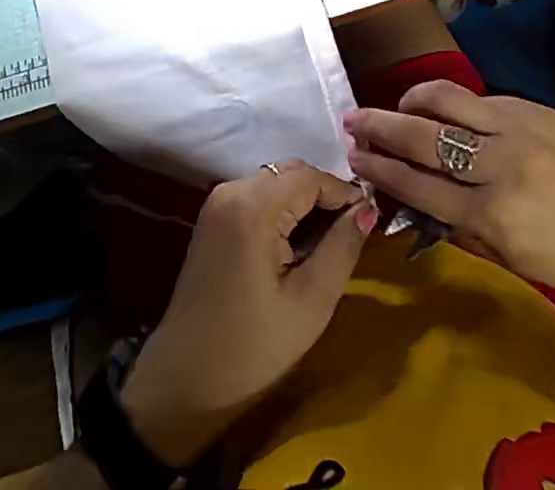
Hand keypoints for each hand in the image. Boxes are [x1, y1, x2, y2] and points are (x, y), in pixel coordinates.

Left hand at [120, 161, 371, 466]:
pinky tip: (298, 243)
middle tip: (352, 230)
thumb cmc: (251, 348)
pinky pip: (258, 196)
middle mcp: (230, 192)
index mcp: (252, 208)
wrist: (183, 382)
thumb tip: (368, 207)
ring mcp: (217, 203)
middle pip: (292, 173)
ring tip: (330, 239)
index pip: (311, 177)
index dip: (345, 193)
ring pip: (276, 182)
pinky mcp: (212, 219)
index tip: (371, 219)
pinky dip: (283, 209)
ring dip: (305, 201)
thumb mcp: (311, 301)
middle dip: (325, 195)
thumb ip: (342, 246)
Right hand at [345, 80, 554, 329]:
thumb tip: (413, 196)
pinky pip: (482, 99)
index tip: (353, 156)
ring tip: (397, 106)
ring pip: (448, 98)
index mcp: (493, 213)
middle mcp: (502, 163)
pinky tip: (449, 114)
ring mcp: (521, 128)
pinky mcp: (538, 110)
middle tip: (354, 120)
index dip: (379, 169)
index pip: (417, 183)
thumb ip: (456, 224)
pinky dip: (456, 105)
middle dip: (380, 126)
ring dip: (413, 99)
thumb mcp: (508, 259)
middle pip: (424, 135)